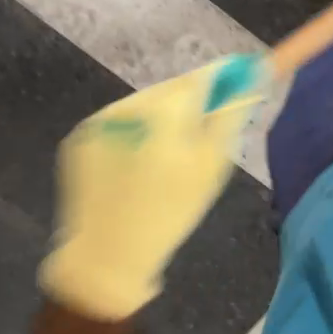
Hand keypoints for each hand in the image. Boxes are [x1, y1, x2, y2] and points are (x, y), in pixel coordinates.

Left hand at [40, 56, 263, 320]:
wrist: (106, 257)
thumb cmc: (171, 213)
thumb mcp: (212, 166)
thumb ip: (231, 113)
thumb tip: (251, 76)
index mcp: (165, 112)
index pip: (203, 77)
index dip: (224, 78)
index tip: (239, 83)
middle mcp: (129, 106)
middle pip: (174, 87)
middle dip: (192, 100)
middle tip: (204, 128)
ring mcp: (101, 119)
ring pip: (147, 101)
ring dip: (164, 113)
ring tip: (168, 151)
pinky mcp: (80, 135)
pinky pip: (121, 119)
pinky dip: (136, 129)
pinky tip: (138, 161)